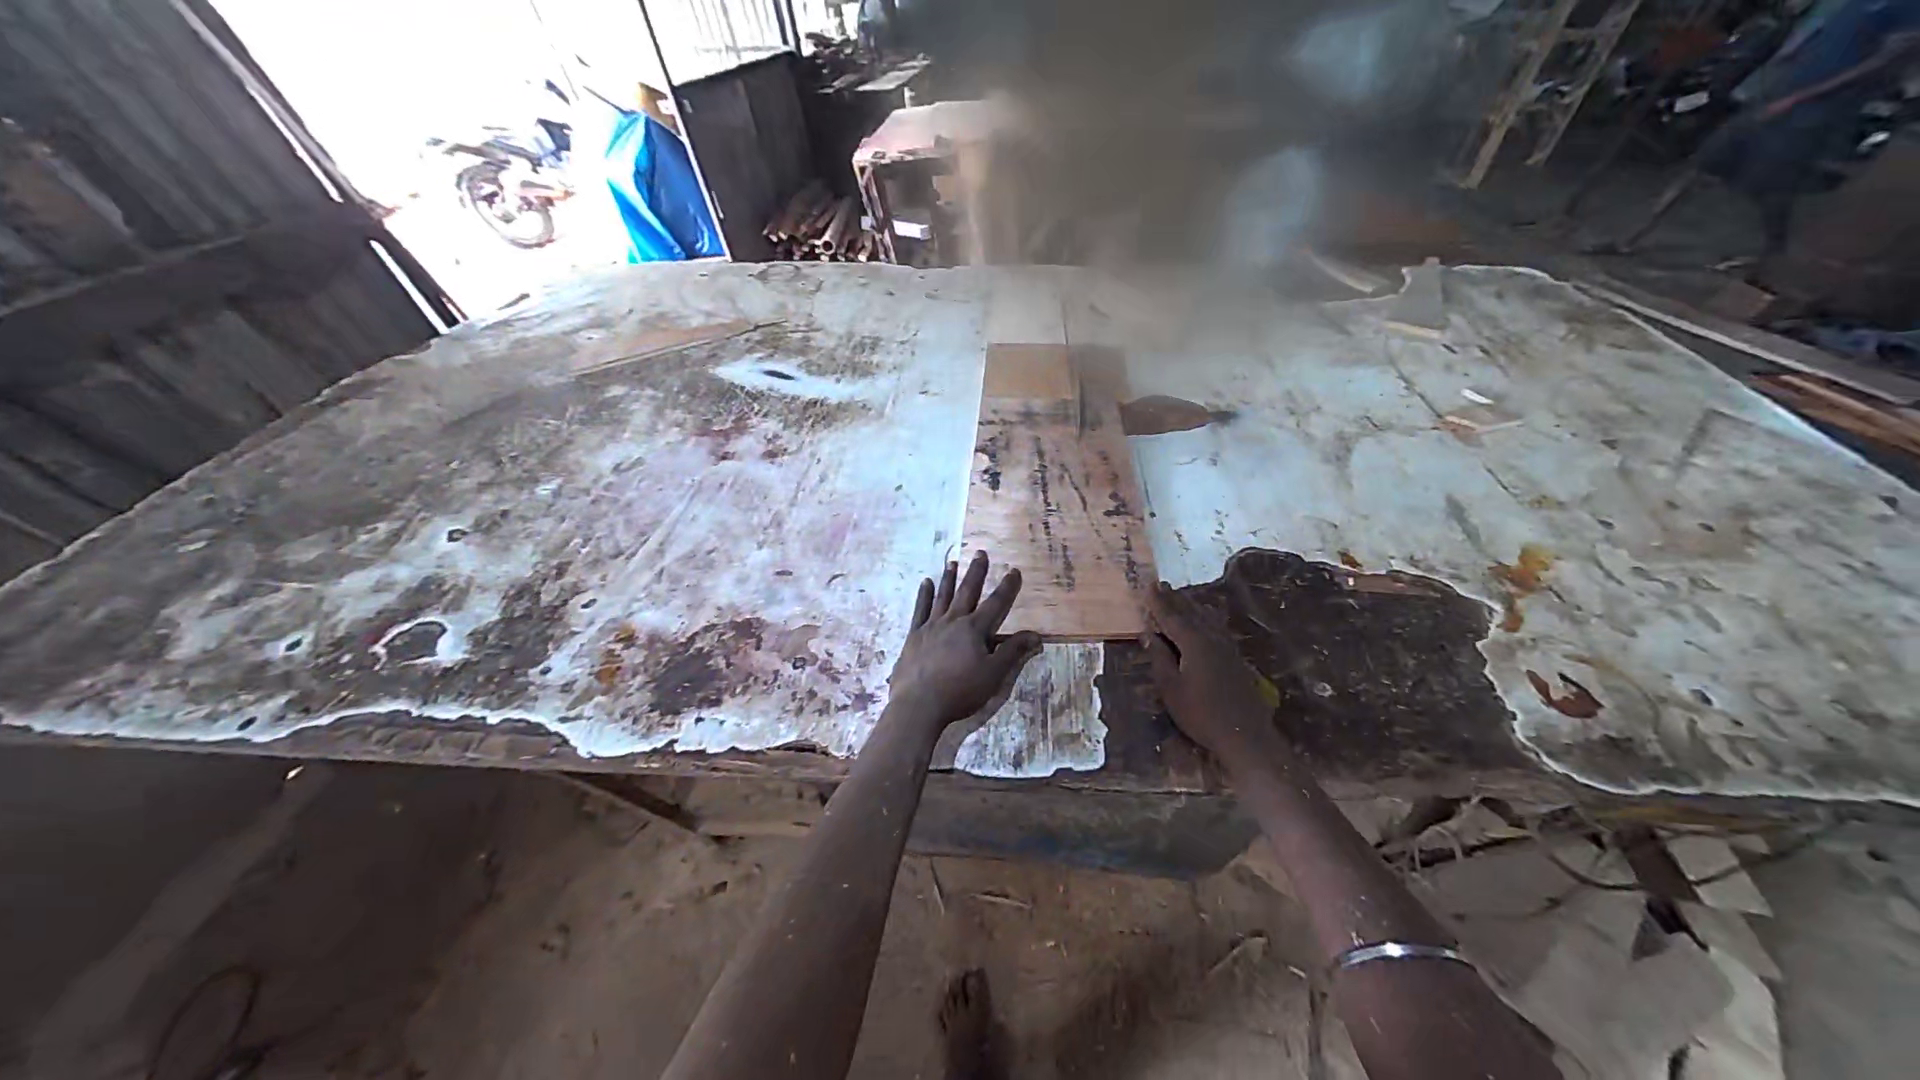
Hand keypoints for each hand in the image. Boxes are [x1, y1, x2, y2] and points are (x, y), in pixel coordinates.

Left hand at [888, 552, 1042, 729]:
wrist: (918, 704)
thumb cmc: (960, 691)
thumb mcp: (993, 674)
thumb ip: (1013, 652)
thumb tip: (1035, 635)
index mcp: (974, 629)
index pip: (995, 604)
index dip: (1007, 587)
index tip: (1014, 571)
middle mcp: (952, 621)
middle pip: (967, 592)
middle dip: (976, 572)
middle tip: (980, 553)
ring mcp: (930, 627)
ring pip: (942, 596)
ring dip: (949, 578)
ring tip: (952, 562)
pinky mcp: (913, 636)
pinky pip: (920, 610)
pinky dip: (924, 595)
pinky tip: (925, 583)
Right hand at [1142, 582, 1292, 774]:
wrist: (1245, 735)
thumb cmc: (1201, 714)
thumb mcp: (1171, 688)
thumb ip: (1159, 658)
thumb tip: (1148, 634)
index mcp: (1194, 643)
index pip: (1172, 617)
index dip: (1158, 602)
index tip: (1148, 586)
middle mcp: (1212, 639)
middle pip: (1191, 613)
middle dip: (1175, 599)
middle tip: (1162, 585)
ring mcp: (1227, 648)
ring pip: (1207, 619)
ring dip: (1192, 606)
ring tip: (1182, 597)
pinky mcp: (1236, 660)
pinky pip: (1217, 628)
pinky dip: (1206, 619)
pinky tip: (1207, 621)